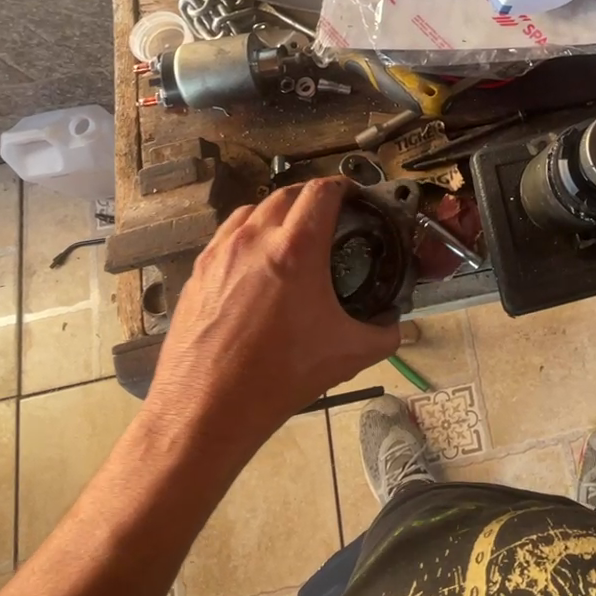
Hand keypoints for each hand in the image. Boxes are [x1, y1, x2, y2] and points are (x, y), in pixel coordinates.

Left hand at [144, 178, 400, 441]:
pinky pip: (226, 235)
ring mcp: (220, 253)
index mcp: (296, 249)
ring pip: (252, 210)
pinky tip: (255, 263)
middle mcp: (255, 239)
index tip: (354, 196)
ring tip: (291, 234)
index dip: (343, 187)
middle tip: (329, 216)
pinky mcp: (198, 272)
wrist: (206, 408)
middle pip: (286, 193)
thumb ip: (384, 334)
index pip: (322, 192)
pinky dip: (247, 234)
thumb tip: (398, 326)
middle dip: (311, 197)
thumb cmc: (280, 375)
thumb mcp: (348, 355)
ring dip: (276, 212)